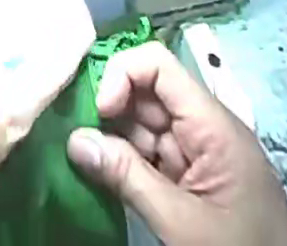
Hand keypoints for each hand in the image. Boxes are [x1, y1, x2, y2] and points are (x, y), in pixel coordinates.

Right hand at [66, 43, 286, 245]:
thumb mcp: (182, 222)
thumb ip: (127, 177)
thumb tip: (75, 139)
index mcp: (211, 122)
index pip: (158, 65)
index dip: (123, 75)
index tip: (100, 113)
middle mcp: (204, 127)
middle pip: (148, 93)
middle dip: (112, 108)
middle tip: (81, 139)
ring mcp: (199, 154)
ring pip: (145, 125)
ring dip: (115, 137)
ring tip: (85, 158)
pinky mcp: (194, 179)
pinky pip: (152, 155)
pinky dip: (127, 161)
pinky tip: (104, 172)